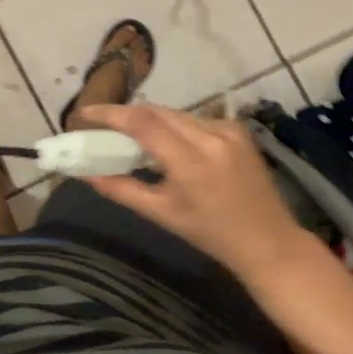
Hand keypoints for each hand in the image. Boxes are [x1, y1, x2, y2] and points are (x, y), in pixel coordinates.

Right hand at [78, 104, 312, 280]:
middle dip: (125, 115)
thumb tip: (85, 173)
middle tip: (102, 125)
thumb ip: (120, 189)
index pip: (142, 123)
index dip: (110, 114)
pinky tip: (168, 143)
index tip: (84, 114)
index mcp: (191, 162)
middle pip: (156, 112)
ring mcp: (227, 131)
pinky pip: (194, 120)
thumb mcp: (161, 214)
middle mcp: (210, 137)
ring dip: (149, 120)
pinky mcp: (237, 130)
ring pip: (174, 114)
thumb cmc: (211, 233)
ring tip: (130, 135)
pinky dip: (174, 126)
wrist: (269, 241)